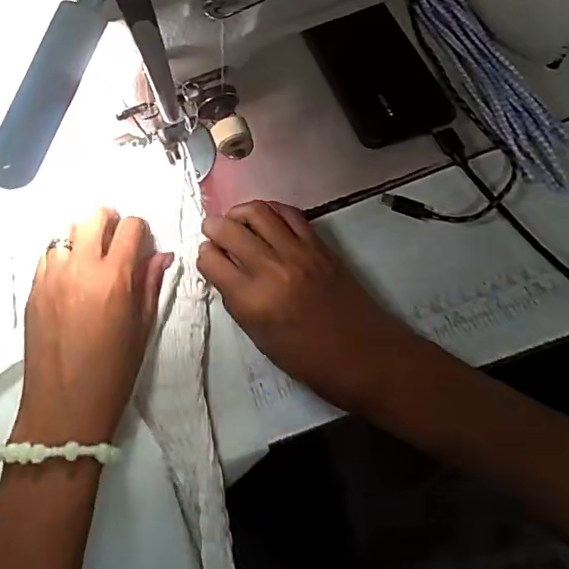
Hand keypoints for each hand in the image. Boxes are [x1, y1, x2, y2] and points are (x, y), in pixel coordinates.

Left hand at [15, 208, 172, 447]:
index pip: (130, 227)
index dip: (140, 230)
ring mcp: (51, 276)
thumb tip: (161, 255)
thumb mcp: (142, 328)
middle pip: (93, 217)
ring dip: (83, 238)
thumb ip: (150, 284)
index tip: (141, 243)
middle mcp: (80, 268)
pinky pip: (47, 255)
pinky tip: (71, 277)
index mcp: (114, 278)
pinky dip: (62, 255)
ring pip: (66, 232)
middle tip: (116, 242)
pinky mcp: (33, 289)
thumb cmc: (112, 372)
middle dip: (110, 222)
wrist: (63, 407)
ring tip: (91, 260)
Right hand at [199, 201, 422, 416]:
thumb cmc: (307, 358)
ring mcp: (298, 252)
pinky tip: (266, 219)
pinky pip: (289, 213)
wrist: (363, 355)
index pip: (211, 260)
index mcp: (252, 300)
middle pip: (229, 229)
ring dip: (239, 212)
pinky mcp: (319, 245)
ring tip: (237, 220)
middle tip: (212, 231)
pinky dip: (271, 210)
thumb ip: (237, 298)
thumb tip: (223, 267)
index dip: (204, 255)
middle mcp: (271, 269)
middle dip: (213, 227)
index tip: (208, 257)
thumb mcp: (259, 336)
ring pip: (258, 211)